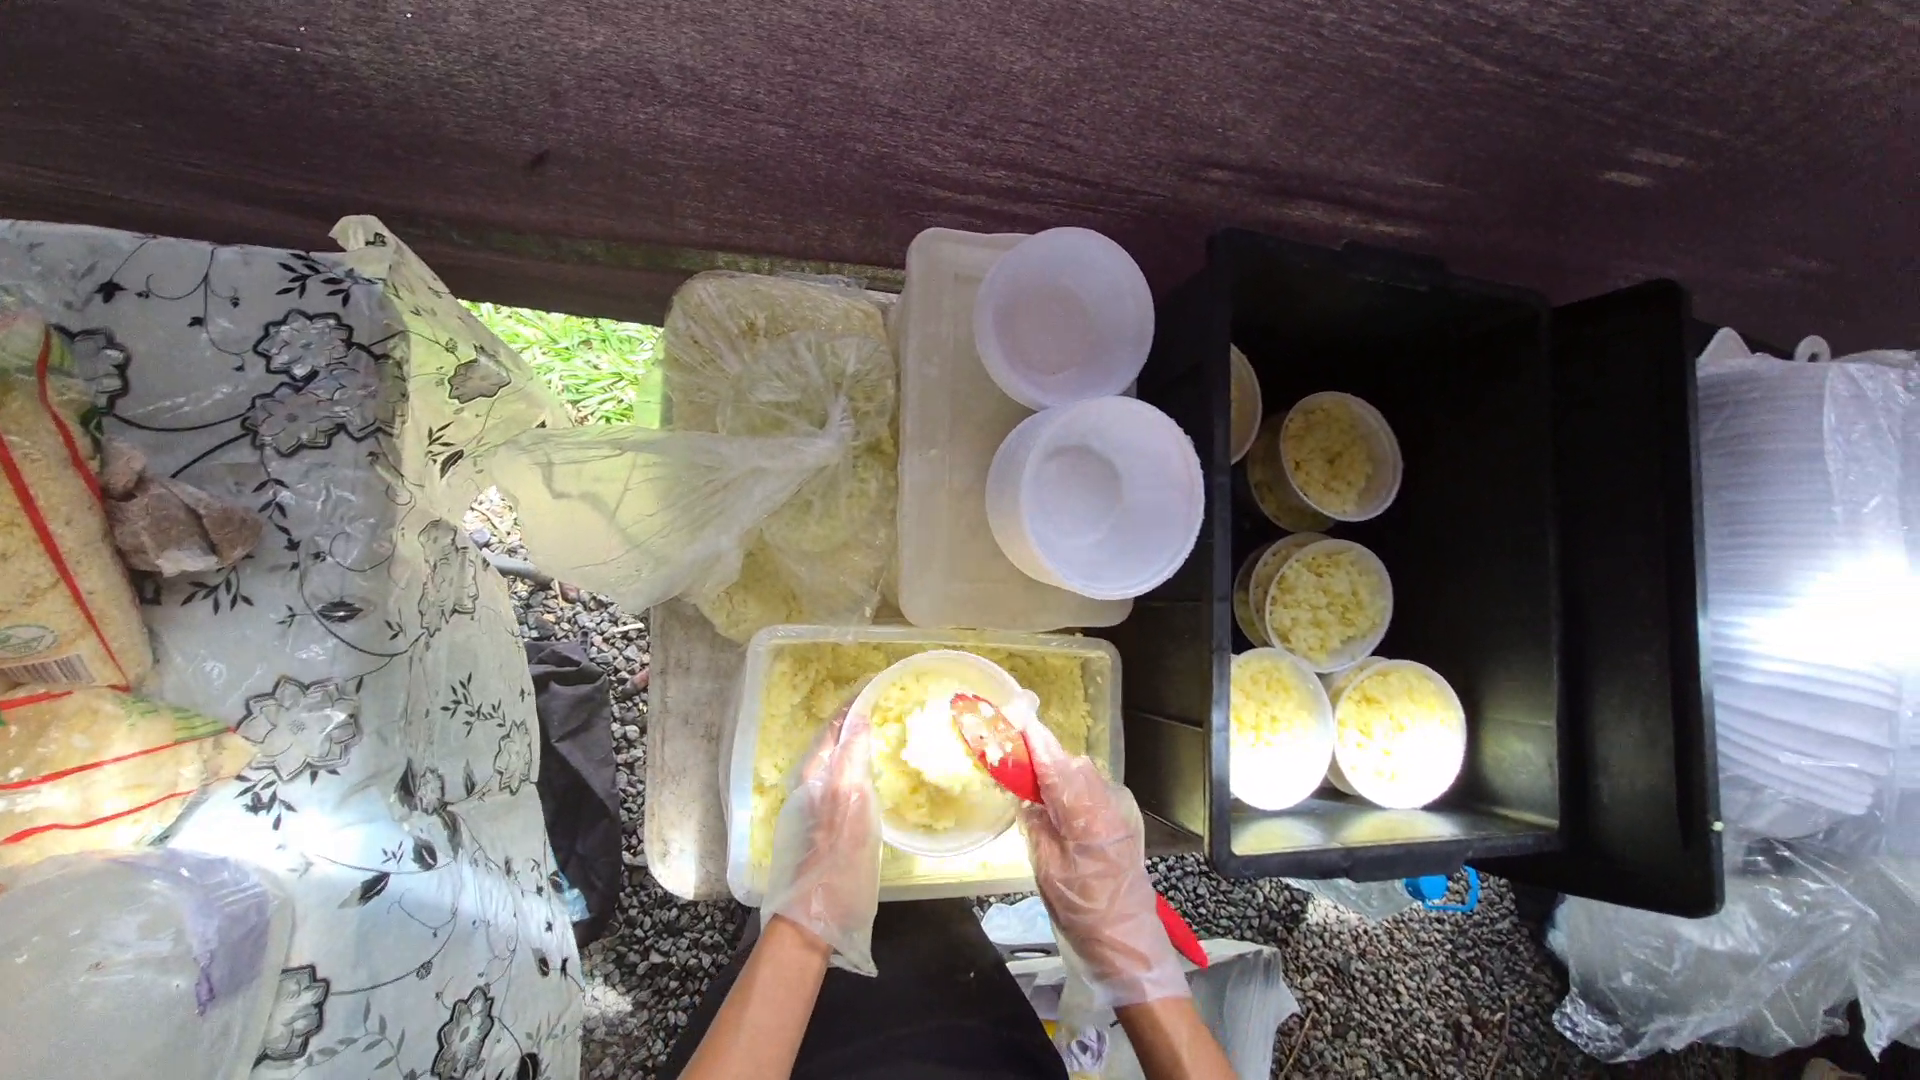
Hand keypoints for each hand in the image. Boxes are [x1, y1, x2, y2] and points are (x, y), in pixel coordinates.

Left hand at [761, 706, 880, 974]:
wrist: (812, 921)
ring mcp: (812, 806)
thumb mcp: (852, 809)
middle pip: (831, 740)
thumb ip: (852, 762)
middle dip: (853, 717)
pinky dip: (851, 763)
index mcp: (817, 777)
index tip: (876, 682)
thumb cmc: (837, 867)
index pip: (835, 726)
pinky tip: (867, 771)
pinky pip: (836, 778)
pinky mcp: (818, 826)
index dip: (854, 703)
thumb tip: (858, 719)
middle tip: (881, 701)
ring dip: (851, 739)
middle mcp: (810, 785)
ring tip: (876, 727)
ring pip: (832, 759)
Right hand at [1019, 719, 1189, 1008]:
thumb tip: (1023, 794)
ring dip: (1054, 772)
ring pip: (1080, 776)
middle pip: (1069, 765)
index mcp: (1087, 814)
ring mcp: (1118, 809)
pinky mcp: (1121, 819)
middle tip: (1010, 753)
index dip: (1035, 738)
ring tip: (1027, 779)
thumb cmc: (1083, 910)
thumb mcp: (1047, 869)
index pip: (1056, 764)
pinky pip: (1089, 790)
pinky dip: (1069, 787)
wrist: (1127, 941)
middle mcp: (1107, 802)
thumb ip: (1036, 823)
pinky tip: (1052, 801)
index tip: (1016, 714)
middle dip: (1041, 755)